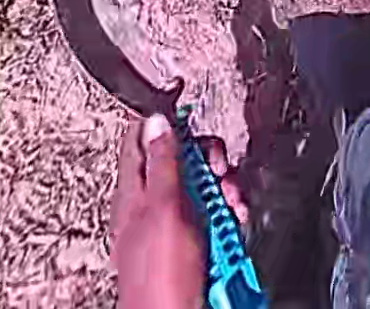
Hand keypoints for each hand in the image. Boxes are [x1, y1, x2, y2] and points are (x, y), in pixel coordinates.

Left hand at [112, 115, 246, 308]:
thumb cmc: (161, 277)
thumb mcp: (164, 209)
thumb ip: (163, 162)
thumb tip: (156, 120)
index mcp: (134, 193)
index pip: (141, 137)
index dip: (160, 113)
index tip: (179, 90)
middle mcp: (153, 204)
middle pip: (182, 157)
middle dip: (207, 158)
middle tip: (217, 169)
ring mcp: (175, 223)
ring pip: (204, 182)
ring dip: (224, 188)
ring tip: (231, 205)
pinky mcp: (196, 239)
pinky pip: (216, 210)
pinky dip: (230, 211)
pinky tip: (235, 221)